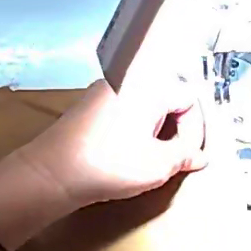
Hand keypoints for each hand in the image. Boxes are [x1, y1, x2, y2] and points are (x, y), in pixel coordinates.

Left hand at [12, 80, 207, 210]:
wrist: (52, 171)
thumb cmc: (108, 164)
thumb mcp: (157, 165)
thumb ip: (184, 156)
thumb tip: (198, 155)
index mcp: (150, 85)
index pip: (189, 100)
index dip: (194, 130)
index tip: (189, 155)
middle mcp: (129, 78)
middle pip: (168, 97)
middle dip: (176, 128)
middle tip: (174, 157)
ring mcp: (106, 88)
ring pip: (145, 103)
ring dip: (155, 128)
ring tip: (151, 157)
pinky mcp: (90, 103)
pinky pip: (124, 108)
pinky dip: (134, 127)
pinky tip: (127, 152)